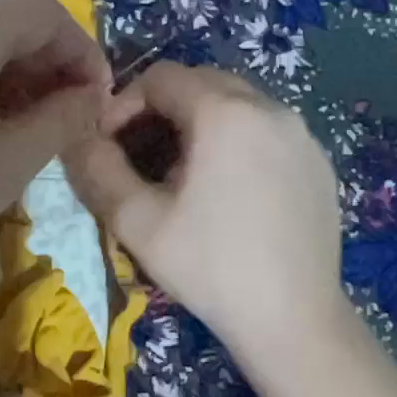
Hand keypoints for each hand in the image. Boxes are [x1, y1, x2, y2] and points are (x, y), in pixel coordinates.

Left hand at [0, 0, 107, 292]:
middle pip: (1, 22)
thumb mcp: (1, 171)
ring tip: (19, 133)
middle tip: (62, 124)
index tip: (97, 105)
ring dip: (4, 76)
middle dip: (43, 66)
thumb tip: (88, 99)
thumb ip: (56, 124)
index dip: (82, 55)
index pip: (43, 15)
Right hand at [65, 63, 346, 351]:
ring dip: (197, 128)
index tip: (106, 144)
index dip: (123, 104)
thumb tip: (77, 138)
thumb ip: (98, 169)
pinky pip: (266, 134)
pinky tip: (224, 196)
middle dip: (160, 112)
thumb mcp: (136, 221)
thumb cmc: (208, 267)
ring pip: (237, 107)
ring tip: (178, 179)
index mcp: (226, 113)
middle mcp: (272, 108)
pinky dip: (234, 146)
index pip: (161, 77)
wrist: (292, 319)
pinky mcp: (319, 164)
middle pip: (202, 84)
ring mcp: (303, 136)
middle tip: (137, 158)